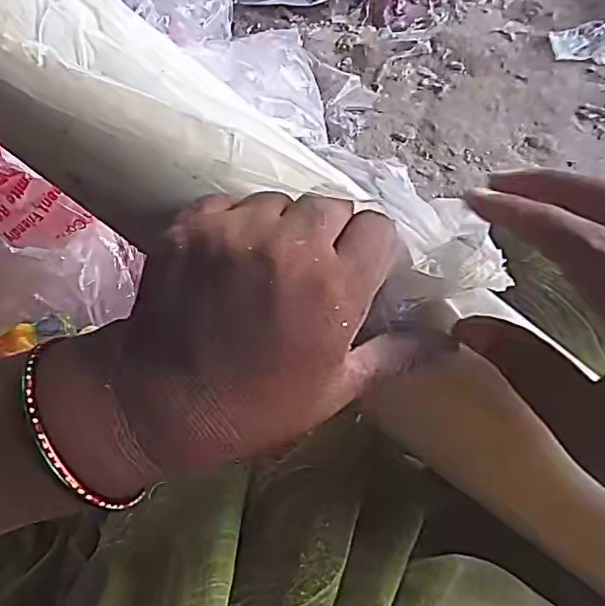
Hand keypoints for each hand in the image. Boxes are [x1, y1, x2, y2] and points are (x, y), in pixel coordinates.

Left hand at [59, 193, 414, 490]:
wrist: (158, 401)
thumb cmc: (255, 405)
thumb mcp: (334, 390)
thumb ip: (393, 355)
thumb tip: (445, 342)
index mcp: (334, 285)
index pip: (378, 227)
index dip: (370, 249)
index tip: (355, 270)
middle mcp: (289, 245)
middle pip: (331, 205)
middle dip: (329, 232)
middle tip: (308, 268)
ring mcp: (235, 228)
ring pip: (279, 200)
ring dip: (280, 225)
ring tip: (263, 263)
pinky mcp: (193, 221)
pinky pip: (232, 203)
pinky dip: (236, 223)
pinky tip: (227, 258)